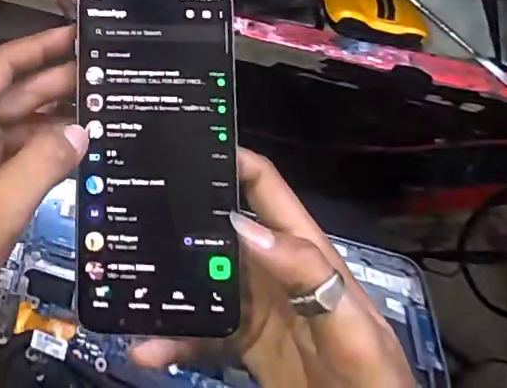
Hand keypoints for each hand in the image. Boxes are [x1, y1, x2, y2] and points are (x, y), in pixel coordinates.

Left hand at [0, 24, 84, 382]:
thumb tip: (85, 129)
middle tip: (102, 67)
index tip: (76, 33)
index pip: (2, 66)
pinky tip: (79, 147)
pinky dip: (48, 147)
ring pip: (21, 123)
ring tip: (100, 102)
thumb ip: (44, 162)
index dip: (39, 45)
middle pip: (15, 92)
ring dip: (56, 114)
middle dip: (57, 78)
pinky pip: (20, 153)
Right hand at [131, 149, 413, 387]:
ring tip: (132, 285)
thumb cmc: (373, 381)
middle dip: (186, 215)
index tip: (188, 142)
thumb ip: (307, 274)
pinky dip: (175, 338)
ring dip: (172, 282)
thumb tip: (244, 225)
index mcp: (302, 248)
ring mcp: (257, 306)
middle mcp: (274, 268)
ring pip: (205, 279)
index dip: (232, 156)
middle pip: (223, 226)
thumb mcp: (352, 328)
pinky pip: (203, 332)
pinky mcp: (246, 345)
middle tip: (138, 209)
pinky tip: (149, 347)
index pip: (264, 186)